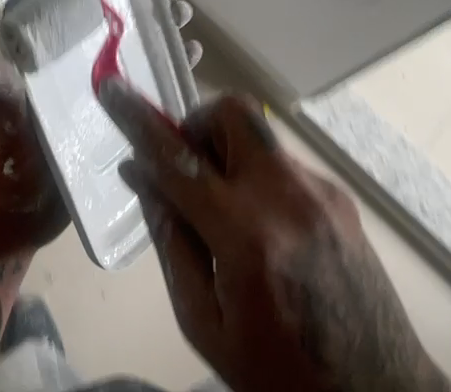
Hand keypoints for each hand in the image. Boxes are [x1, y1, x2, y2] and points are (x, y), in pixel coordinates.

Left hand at [0, 0, 201, 256]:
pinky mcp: (114, 107)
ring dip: (159, 18)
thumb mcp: (5, 109)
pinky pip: (148, 74)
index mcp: (39, 41)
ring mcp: (95, 78)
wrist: (20, 208)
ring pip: (132, 35)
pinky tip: (191, 53)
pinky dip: (170, 60)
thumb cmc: (8, 149)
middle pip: (106, 4)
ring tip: (186, 10)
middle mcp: (70, 53)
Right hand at [100, 83, 450, 391]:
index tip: (110, 87)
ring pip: (257, 134)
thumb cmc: (279, 372)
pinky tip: (260, 231)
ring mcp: (320, 194)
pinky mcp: (339, 199)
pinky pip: (281, 163)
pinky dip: (255, 177)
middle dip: (196, 124)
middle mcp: (287, 198)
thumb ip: (170, 242)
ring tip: (222, 210)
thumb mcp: (204, 324)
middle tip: (185, 168)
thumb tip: (140, 176)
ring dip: (226, 152)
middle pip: (232, 112)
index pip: (176, 158)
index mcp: (246, 236)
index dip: (137, 119)